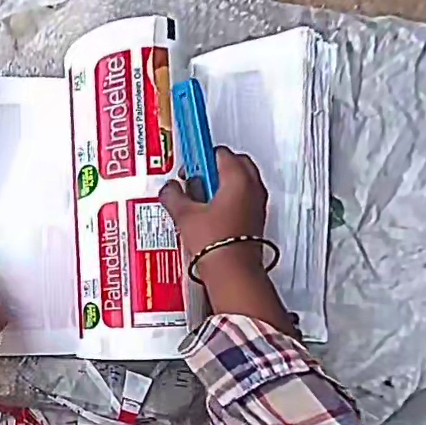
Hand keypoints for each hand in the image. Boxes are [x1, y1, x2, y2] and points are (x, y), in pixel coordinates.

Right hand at [158, 148, 295, 334]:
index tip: (188, 153)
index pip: (218, 152)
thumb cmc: (217, 244)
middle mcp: (252, 188)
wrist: (232, 273)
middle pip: (233, 163)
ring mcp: (256, 205)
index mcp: (238, 178)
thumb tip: (169, 189)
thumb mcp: (185, 215)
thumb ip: (174, 196)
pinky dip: (225, 201)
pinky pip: (240, 200)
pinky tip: (206, 214)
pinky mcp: (254, 221)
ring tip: (196, 198)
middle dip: (211, 167)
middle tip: (192, 176)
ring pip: (238, 181)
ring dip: (219, 184)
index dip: (199, 154)